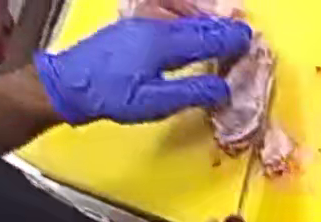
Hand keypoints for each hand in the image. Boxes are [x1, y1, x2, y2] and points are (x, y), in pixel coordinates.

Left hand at [33, 15, 252, 124]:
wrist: (71, 84)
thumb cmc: (116, 97)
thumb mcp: (159, 102)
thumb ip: (192, 93)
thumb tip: (223, 88)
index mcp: (162, 44)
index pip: (203, 39)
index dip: (227, 39)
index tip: (248, 37)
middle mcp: (152, 28)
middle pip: (192, 24)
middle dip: (219, 27)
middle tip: (242, 29)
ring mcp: (139, 26)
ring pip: (179, 19)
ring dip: (202, 22)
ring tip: (220, 26)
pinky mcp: (131, 31)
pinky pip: (166, 21)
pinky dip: (185, 23)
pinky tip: (189, 28)